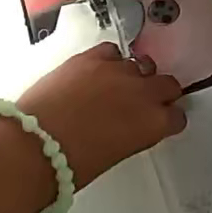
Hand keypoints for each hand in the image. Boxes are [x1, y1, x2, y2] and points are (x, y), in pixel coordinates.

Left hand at [14, 42, 185, 187]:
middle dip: (160, 92)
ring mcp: (117, 71)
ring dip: (135, 75)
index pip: (176, 116)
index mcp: (154, 123)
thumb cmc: (70, 161)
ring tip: (120, 85)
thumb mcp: (114, 153)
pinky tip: (101, 70)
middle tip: (148, 100)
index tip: (163, 119)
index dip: (168, 118)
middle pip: (167, 84)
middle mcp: (142, 93)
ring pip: (141, 64)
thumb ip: (131, 134)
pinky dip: (110, 59)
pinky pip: (112, 51)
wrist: (35, 146)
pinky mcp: (91, 58)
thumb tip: (125, 128)